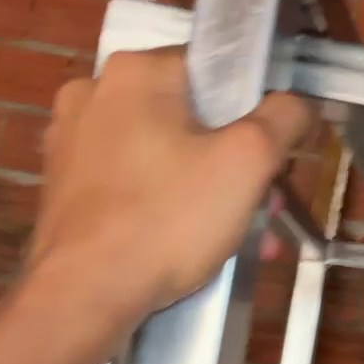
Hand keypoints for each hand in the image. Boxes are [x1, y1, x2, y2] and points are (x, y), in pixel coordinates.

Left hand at [24, 47, 313, 333]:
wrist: (87, 293)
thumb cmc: (171, 219)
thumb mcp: (250, 162)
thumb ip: (284, 119)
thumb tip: (297, 103)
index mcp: (137, 72)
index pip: (218, 70)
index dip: (256, 112)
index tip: (272, 156)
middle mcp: (95, 93)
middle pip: (193, 117)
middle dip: (236, 163)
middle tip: (263, 207)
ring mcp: (72, 140)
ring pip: (166, 154)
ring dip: (209, 189)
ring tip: (240, 237)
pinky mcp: (65, 185)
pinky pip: (136, 183)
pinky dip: (169, 205)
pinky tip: (192, 243)